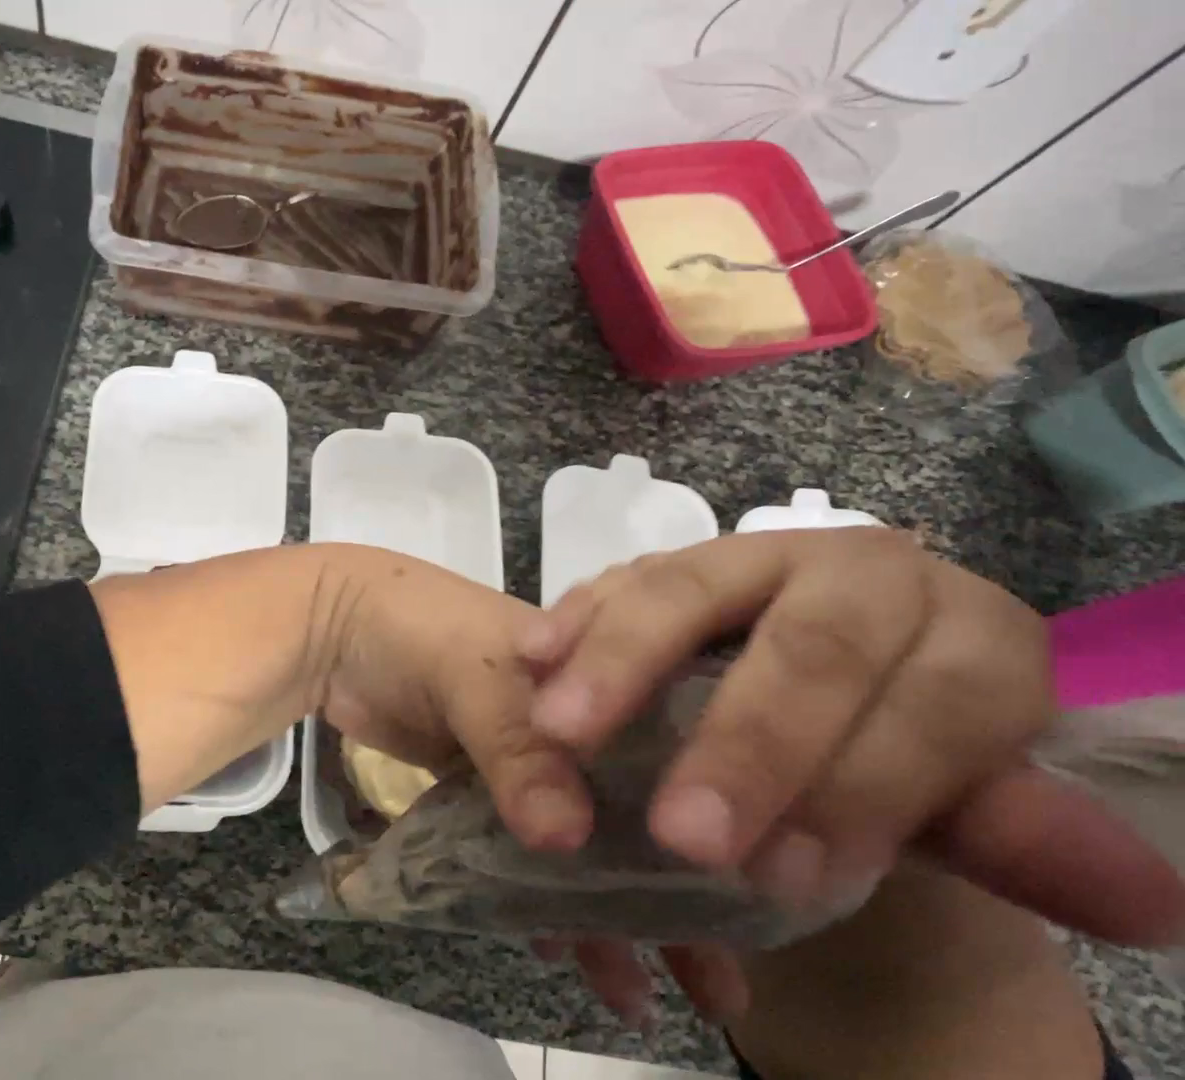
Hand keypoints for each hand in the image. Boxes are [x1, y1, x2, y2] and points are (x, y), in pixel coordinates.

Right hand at [515, 529, 1183, 1023]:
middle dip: (747, 742)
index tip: (783, 876)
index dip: (868, 792)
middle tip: (682, 835)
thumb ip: (998, 831)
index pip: (940, 703)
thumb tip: (1147, 908)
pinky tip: (533, 657)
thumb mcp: (940, 791)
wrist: (805, 675)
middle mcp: (861, 573)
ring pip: (689, 590)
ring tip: (561, 732)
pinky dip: (573, 623)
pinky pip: (614, 582)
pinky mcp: (664, 563)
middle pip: (812, 643)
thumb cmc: (876, 740)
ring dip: (624, 665)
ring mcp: (749, 555)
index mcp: (961, 629)